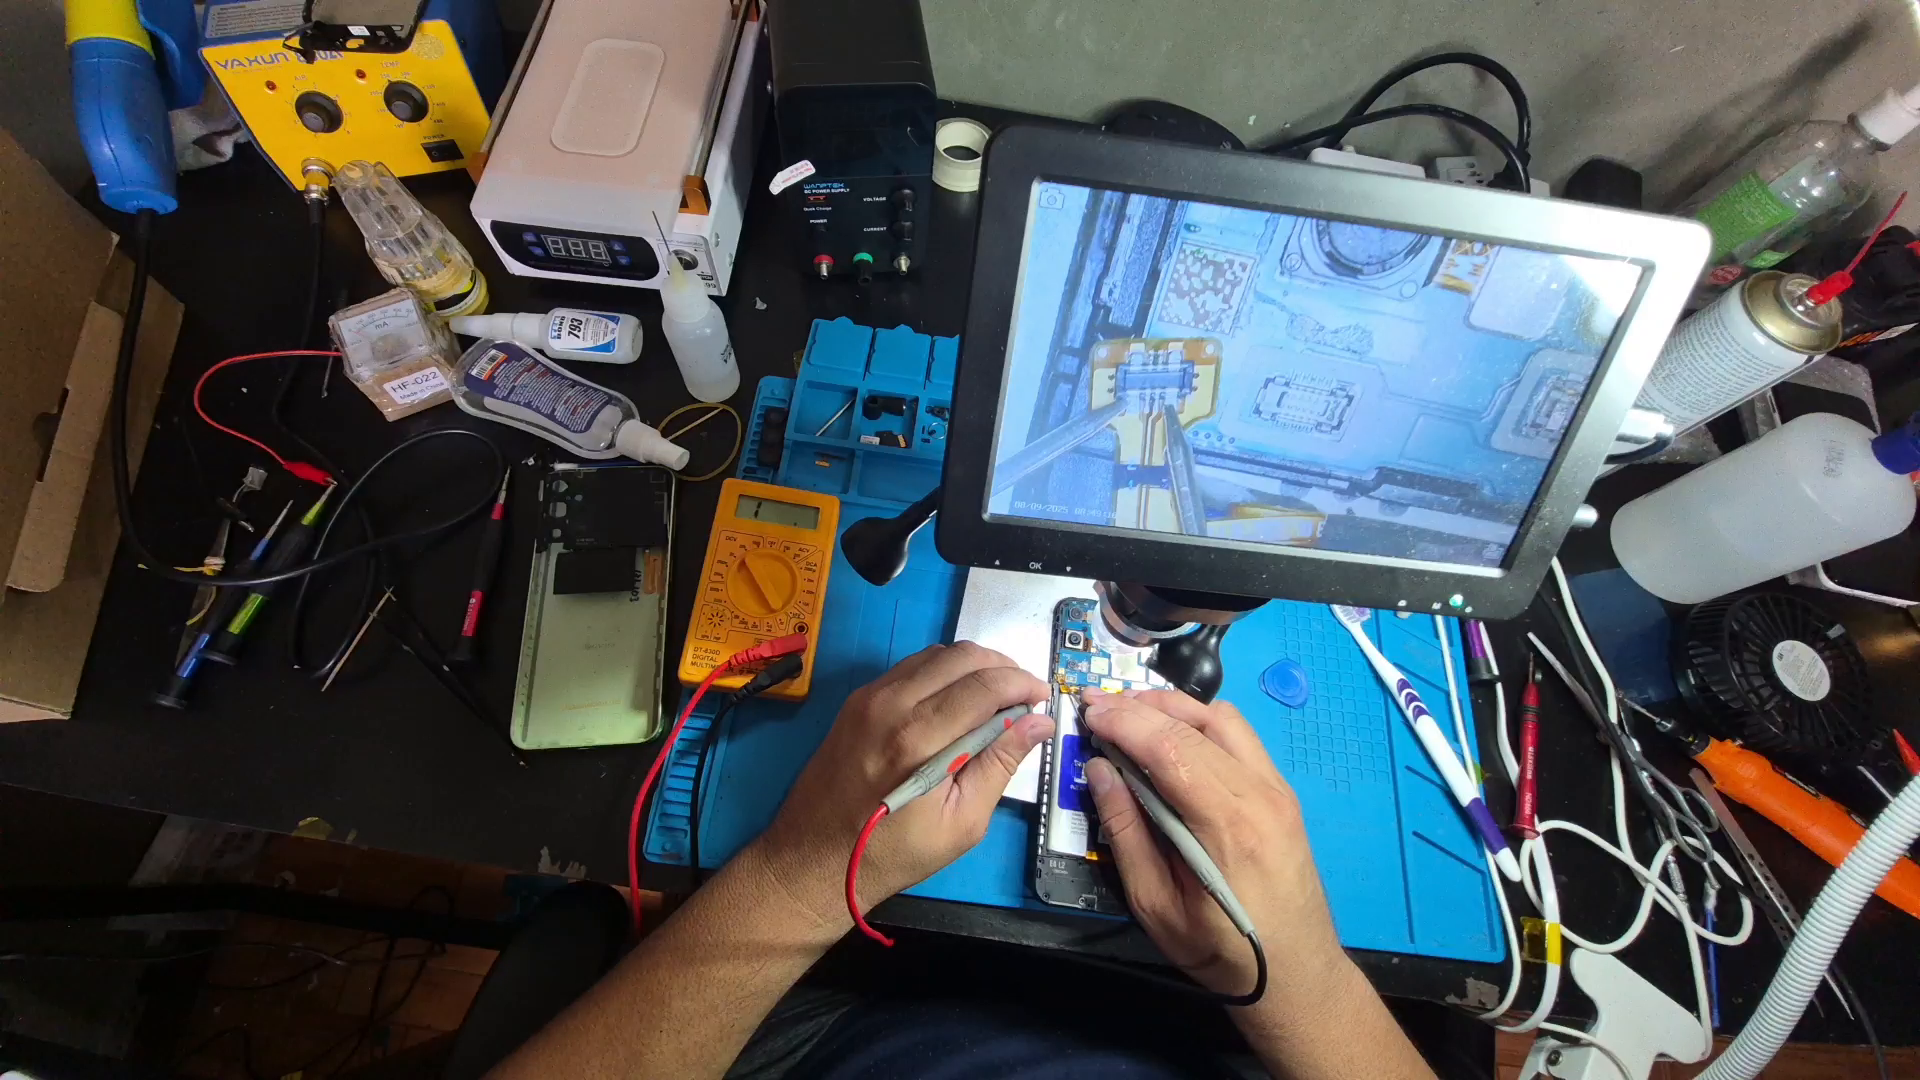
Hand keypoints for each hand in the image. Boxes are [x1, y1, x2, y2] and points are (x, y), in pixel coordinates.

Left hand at [752, 642, 1051, 931]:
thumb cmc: (893, 853)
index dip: (1022, 683)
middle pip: (962, 656)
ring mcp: (870, 695)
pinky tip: (958, 696)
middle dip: (1003, 666)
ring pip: (936, 654)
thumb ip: (1000, 764)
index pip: (984, 685)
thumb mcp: (960, 823)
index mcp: (918, 739)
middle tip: (1024, 693)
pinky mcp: (859, 697)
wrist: (812, 858)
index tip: (1043, 696)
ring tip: (997, 693)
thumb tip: (1039, 722)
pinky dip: (944, 670)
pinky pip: (912, 666)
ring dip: (974, 664)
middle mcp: (892, 703)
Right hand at [1079, 688, 1347, 1004]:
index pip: (1171, 748)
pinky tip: (1170, 727)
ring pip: (1220, 718)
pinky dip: (1198, 718)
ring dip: (1170, 705)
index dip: (1125, 723)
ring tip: (1128, 707)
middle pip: (1192, 726)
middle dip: (1137, 707)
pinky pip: (1238, 734)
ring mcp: (1277, 788)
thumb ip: (1125, 832)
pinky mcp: (1280, 790)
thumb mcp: (1156, 904)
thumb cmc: (1222, 951)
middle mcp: (1260, 795)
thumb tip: (1099, 769)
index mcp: (1229, 826)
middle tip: (1096, 703)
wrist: (1299, 977)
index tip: (1089, 713)